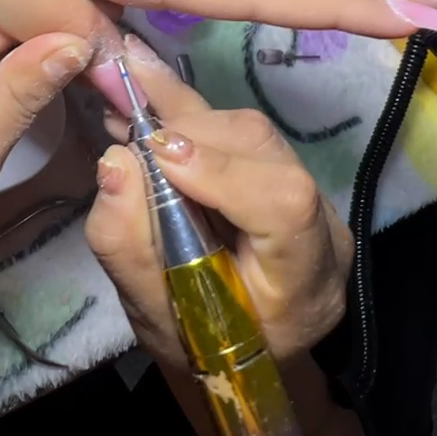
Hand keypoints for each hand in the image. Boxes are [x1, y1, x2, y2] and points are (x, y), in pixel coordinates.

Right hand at [83, 38, 351, 369]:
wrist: (239, 353)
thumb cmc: (199, 346)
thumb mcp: (152, 316)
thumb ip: (130, 246)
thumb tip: (114, 163)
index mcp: (304, 283)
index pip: (284, 205)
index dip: (220, 169)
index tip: (154, 154)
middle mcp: (322, 226)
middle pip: (264, 150)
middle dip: (188, 135)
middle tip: (125, 135)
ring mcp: (310, 191)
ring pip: (251, 129)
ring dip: (183, 119)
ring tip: (129, 118)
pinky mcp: (283, 167)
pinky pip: (237, 126)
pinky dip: (186, 109)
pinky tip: (145, 82)